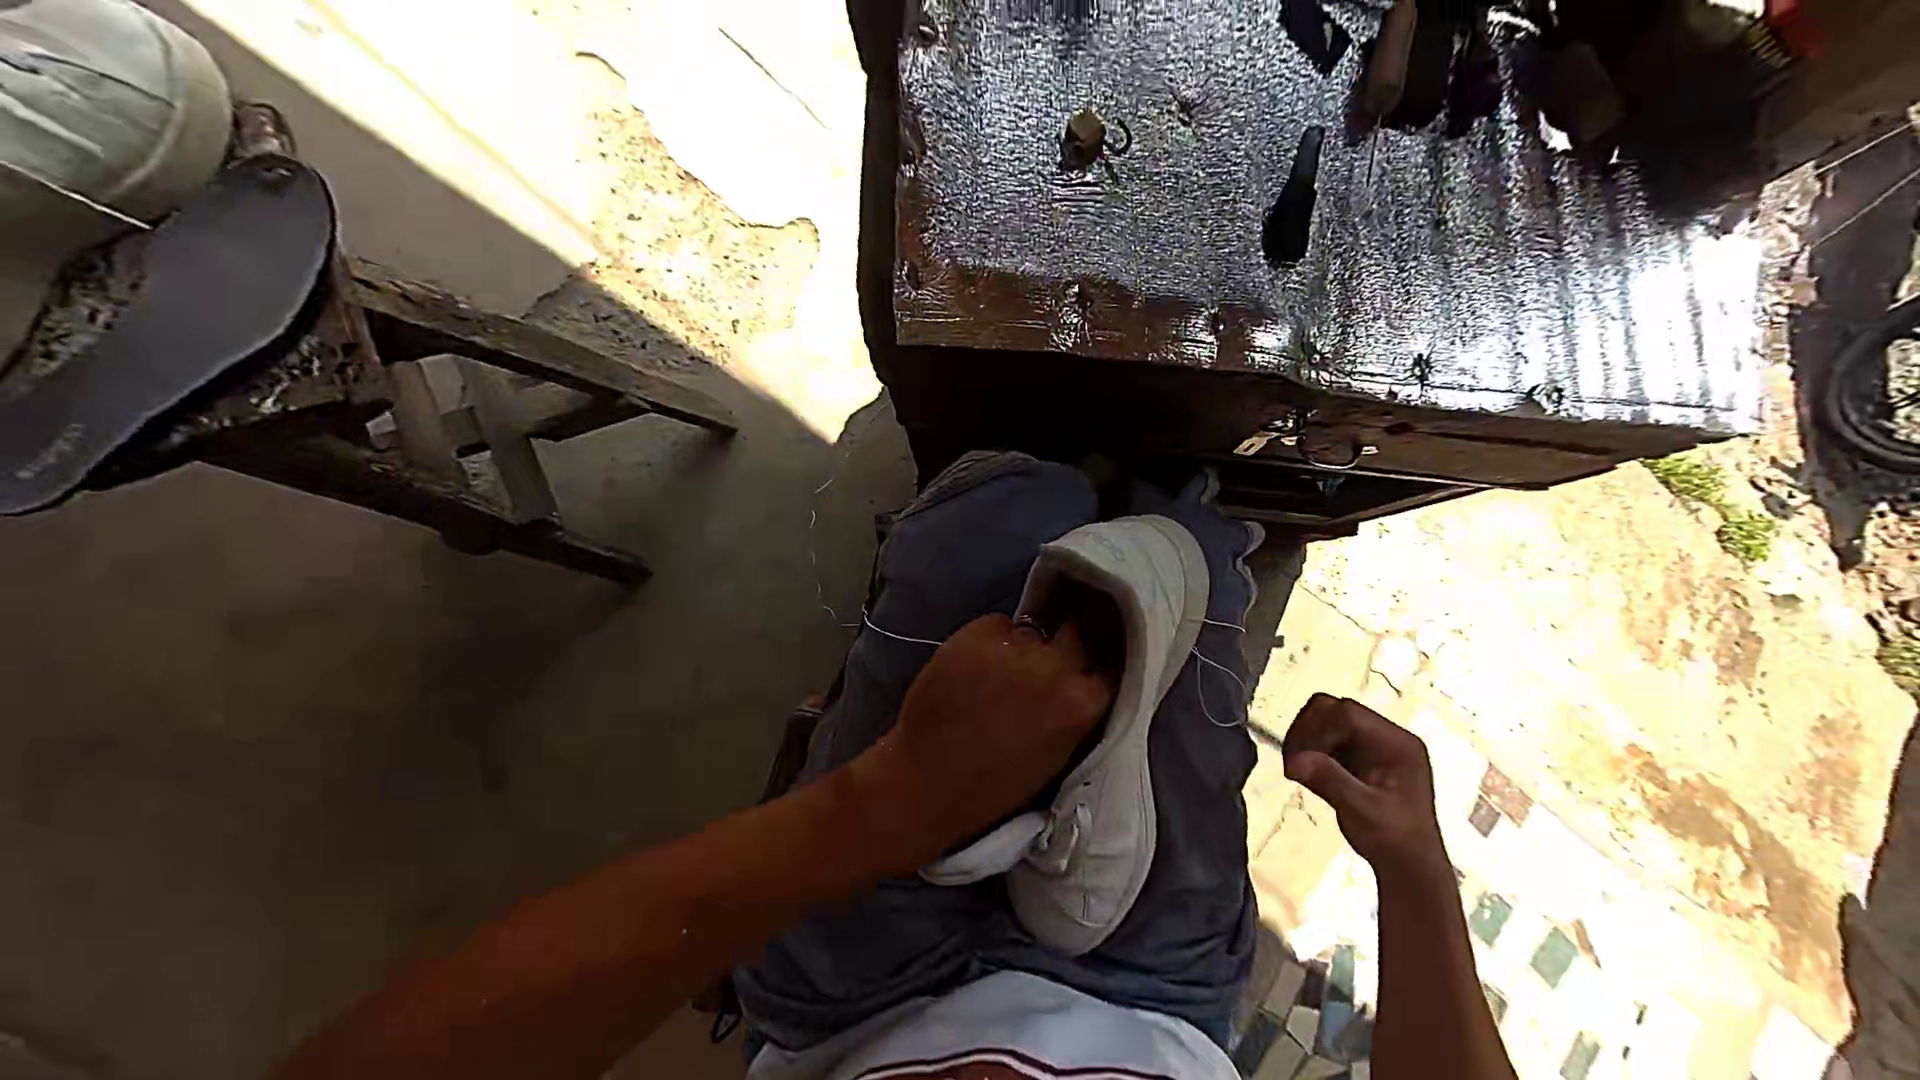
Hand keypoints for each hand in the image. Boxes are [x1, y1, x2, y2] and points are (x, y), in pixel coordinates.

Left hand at [844, 613, 1115, 868]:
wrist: (929, 783)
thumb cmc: (996, 783)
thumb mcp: (1058, 748)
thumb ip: (1073, 704)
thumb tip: (1077, 671)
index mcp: (1084, 704)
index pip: (1113, 653)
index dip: (1102, 645)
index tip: (1096, 639)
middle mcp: (1057, 668)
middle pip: (1082, 623)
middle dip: (1073, 627)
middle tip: (1055, 638)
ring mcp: (1017, 647)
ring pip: (1034, 627)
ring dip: (1025, 641)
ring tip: (1001, 665)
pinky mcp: (979, 633)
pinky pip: (995, 625)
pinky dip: (989, 639)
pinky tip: (972, 664)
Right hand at [1282, 693, 1450, 885]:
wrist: (1407, 867)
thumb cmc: (1394, 841)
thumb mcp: (1363, 812)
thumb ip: (1331, 782)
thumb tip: (1296, 761)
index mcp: (1397, 744)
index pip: (1348, 714)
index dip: (1318, 730)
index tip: (1299, 758)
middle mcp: (1385, 738)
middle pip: (1334, 710)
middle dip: (1307, 732)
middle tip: (1293, 762)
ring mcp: (1371, 745)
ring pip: (1324, 721)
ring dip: (1304, 741)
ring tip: (1296, 770)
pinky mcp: (1356, 755)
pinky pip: (1323, 738)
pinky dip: (1308, 751)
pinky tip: (1305, 773)